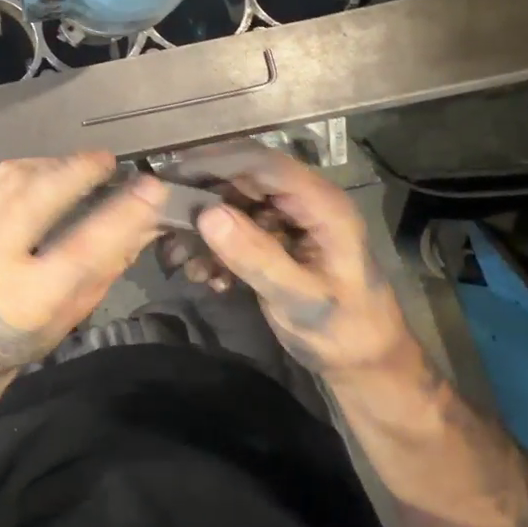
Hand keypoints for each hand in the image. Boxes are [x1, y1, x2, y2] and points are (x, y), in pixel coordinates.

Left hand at [0, 153, 168, 386]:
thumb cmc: (28, 330)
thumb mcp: (76, 309)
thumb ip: (110, 263)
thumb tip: (149, 220)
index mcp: (29, 297)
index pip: (81, 248)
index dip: (120, 216)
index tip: (150, 188)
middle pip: (38, 199)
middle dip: (77, 171)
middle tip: (108, 161)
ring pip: (17, 179)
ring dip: (55, 165)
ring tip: (82, 167)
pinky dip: (30, 168)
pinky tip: (50, 171)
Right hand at [193, 146, 416, 378]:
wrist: (365, 365)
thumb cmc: (344, 331)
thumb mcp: (300, 300)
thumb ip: (257, 257)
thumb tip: (207, 213)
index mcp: (321, 205)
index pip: (263, 164)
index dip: (216, 161)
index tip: (172, 173)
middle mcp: (303, 201)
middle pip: (242, 177)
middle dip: (201, 195)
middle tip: (162, 217)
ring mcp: (288, 218)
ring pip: (233, 201)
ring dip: (203, 226)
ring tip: (180, 257)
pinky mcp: (275, 237)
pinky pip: (235, 227)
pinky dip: (215, 246)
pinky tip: (206, 275)